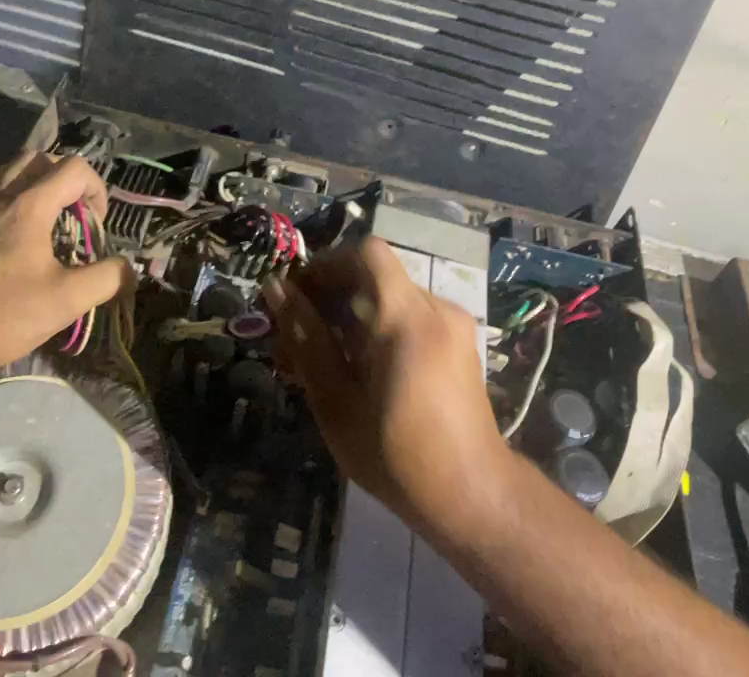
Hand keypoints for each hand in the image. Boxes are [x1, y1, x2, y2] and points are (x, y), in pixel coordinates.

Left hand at [0, 151, 128, 378]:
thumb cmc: (2, 314)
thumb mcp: (67, 301)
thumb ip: (106, 279)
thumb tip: (129, 269)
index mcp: (27, 205)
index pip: (73, 168)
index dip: (96, 188)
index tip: (96, 224)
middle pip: (33, 158)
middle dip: (60, 177)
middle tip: (69, 213)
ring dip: (22, 183)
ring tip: (33, 217)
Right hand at [263, 237, 510, 531]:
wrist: (472, 495)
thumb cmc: (396, 454)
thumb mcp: (336, 400)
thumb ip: (306, 338)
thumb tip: (276, 289)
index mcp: (404, 317)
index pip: (365, 252)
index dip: (326, 265)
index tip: (297, 298)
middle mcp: (435, 308)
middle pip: (375, 275)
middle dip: (331, 296)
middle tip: (297, 337)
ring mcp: (453, 325)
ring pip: (391, 297)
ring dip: (352, 314)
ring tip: (322, 359)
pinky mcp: (459, 343)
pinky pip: (411, 316)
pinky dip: (379, 327)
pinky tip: (359, 370)